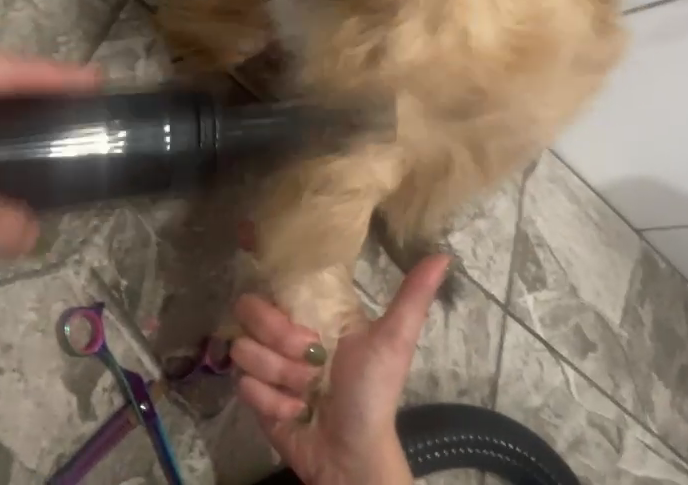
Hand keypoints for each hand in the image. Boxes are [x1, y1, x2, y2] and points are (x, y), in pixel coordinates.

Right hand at [230, 255, 449, 484]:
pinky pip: (244, 384)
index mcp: (312, 306)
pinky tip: (296, 411)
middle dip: (280, 337)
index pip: (277, 271)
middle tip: (311, 355)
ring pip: (245, 348)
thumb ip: (412, 297)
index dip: (257, 251)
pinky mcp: (253, 392)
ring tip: (308, 391)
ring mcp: (264, 358)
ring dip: (281, 376)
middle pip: (250, 307)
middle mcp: (281, 326)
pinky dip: (274, 402)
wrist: (352, 456)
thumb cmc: (374, 393)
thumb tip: (443, 255)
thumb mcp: (394, 341)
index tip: (245, 231)